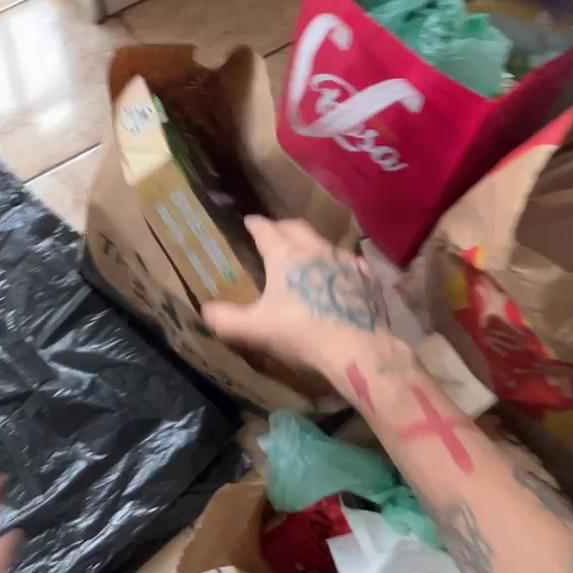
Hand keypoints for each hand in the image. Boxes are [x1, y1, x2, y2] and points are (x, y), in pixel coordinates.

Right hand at [202, 216, 388, 398]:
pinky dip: (337, 263)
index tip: (248, 222)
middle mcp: (315, 248)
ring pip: (324, 242)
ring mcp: (345, 260)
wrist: (357, 349)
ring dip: (310, 244)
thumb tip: (205, 310)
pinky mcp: (367, 277)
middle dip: (281, 227)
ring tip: (304, 255)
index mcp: (285, 254)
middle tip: (272, 234)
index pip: (265, 228)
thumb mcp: (255, 329)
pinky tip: (337, 274)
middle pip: (295, 227)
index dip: (254, 224)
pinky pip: (349, 261)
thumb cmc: (301, 333)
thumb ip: (226, 319)